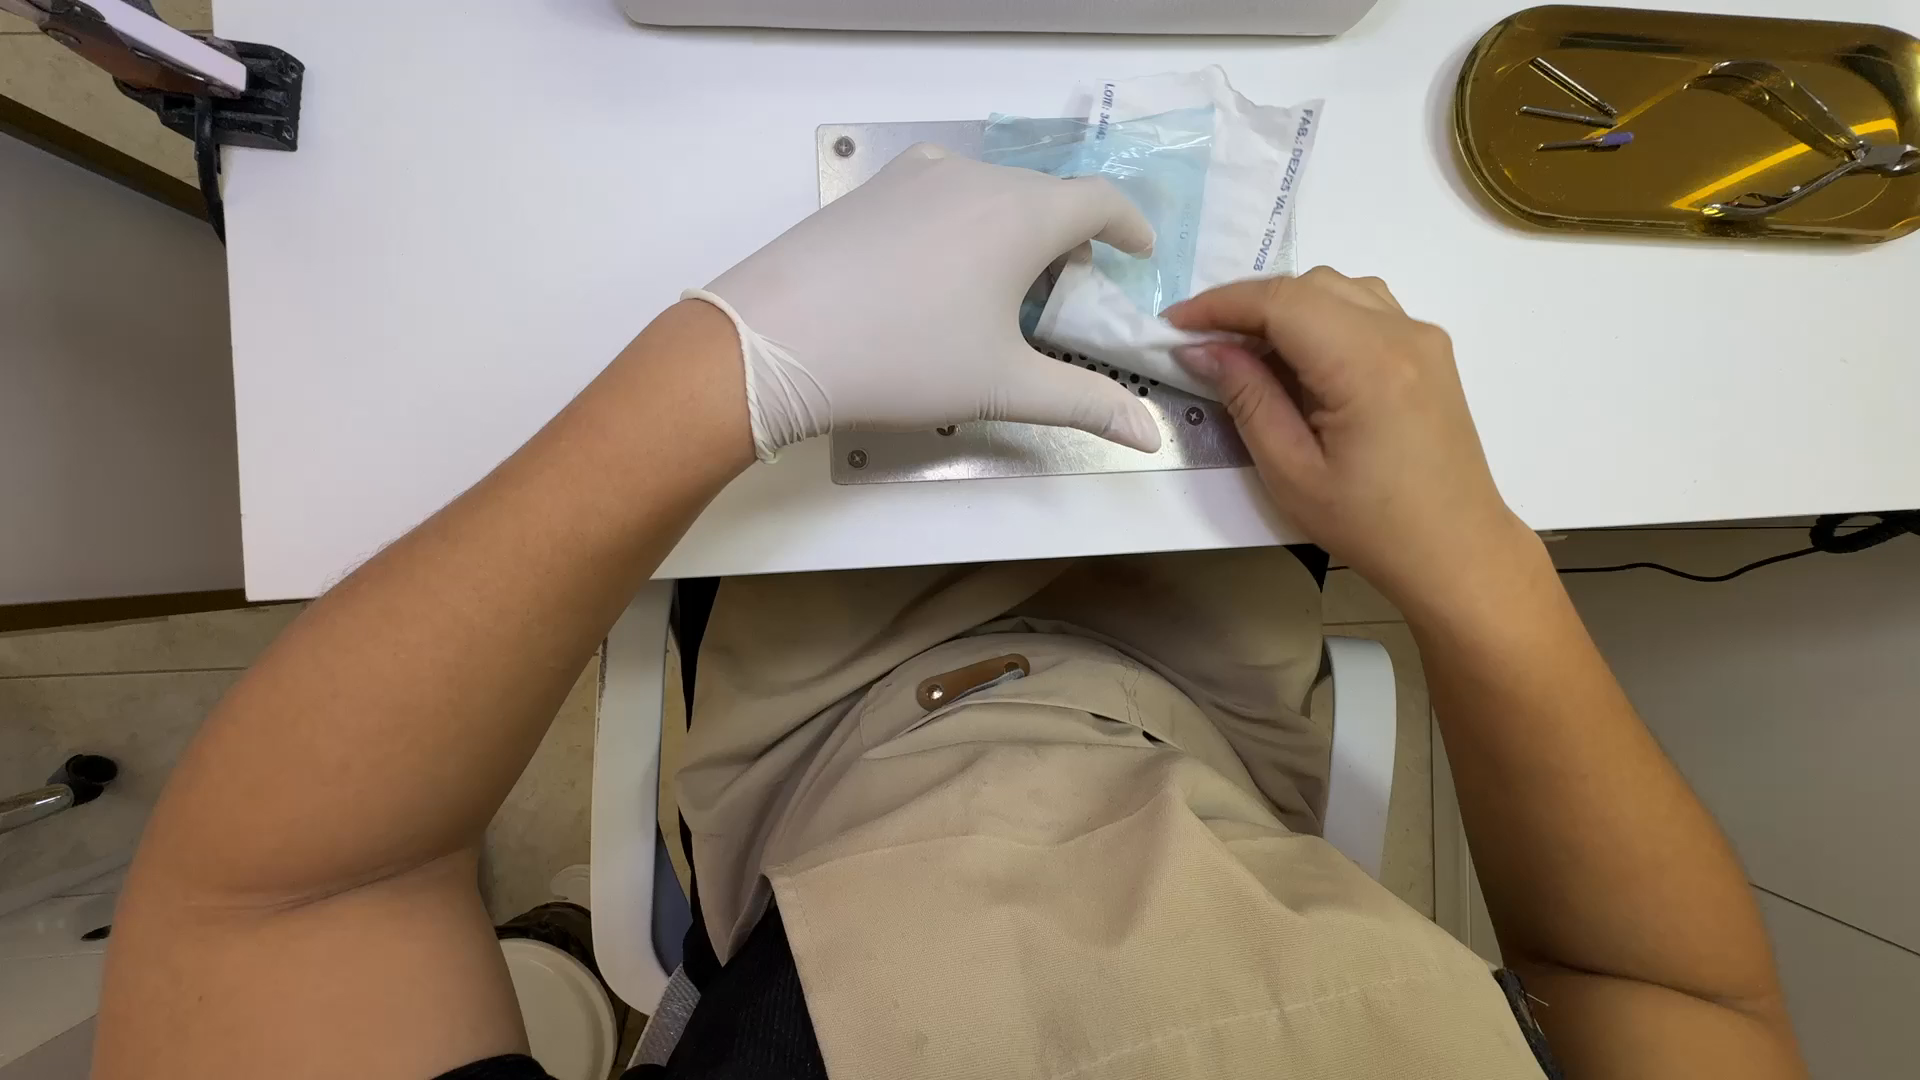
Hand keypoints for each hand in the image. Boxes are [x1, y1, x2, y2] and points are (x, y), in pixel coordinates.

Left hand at [692, 144, 1162, 460]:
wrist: (777, 343)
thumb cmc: (907, 361)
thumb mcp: (1004, 386)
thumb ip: (1085, 403)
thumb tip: (1151, 435)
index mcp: (1019, 213)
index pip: (1100, 201)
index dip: (1129, 227)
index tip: (1139, 254)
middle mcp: (972, 177)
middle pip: (1045, 198)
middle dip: (1070, 242)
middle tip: (1067, 293)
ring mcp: (914, 178)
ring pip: (991, 196)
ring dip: (1015, 235)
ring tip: (1002, 291)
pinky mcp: (870, 194)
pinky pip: (943, 200)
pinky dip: (966, 230)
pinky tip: (939, 281)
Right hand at [1165, 267, 1538, 620]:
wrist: (1452, 548)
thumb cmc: (1366, 523)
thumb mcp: (1289, 470)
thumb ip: (1247, 398)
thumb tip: (1204, 349)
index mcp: (1367, 365)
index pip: (1282, 302)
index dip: (1220, 304)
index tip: (1173, 324)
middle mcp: (1402, 334)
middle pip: (1309, 286)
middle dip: (1246, 305)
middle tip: (1202, 344)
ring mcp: (1421, 338)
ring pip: (1336, 289)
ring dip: (1282, 308)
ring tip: (1244, 351)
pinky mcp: (1426, 352)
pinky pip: (1362, 308)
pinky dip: (1316, 317)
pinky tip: (1294, 358)